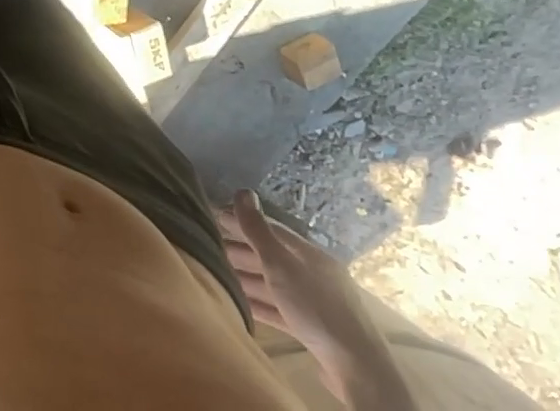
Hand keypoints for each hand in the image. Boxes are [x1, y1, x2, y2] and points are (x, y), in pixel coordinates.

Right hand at [221, 191, 412, 409]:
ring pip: (270, 282)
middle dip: (237, 248)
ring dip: (243, 275)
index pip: (269, 229)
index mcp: (309, 255)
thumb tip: (242, 192)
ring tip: (211, 269)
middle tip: (204, 242)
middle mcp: (312, 274)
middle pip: (269, 255)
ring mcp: (311, 301)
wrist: (355, 367)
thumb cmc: (315, 306)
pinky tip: (235, 300)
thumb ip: (257, 230)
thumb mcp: (281, 264)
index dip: (240, 220)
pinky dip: (255, 301)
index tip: (209, 215)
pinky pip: (275, 306)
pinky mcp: (308, 326)